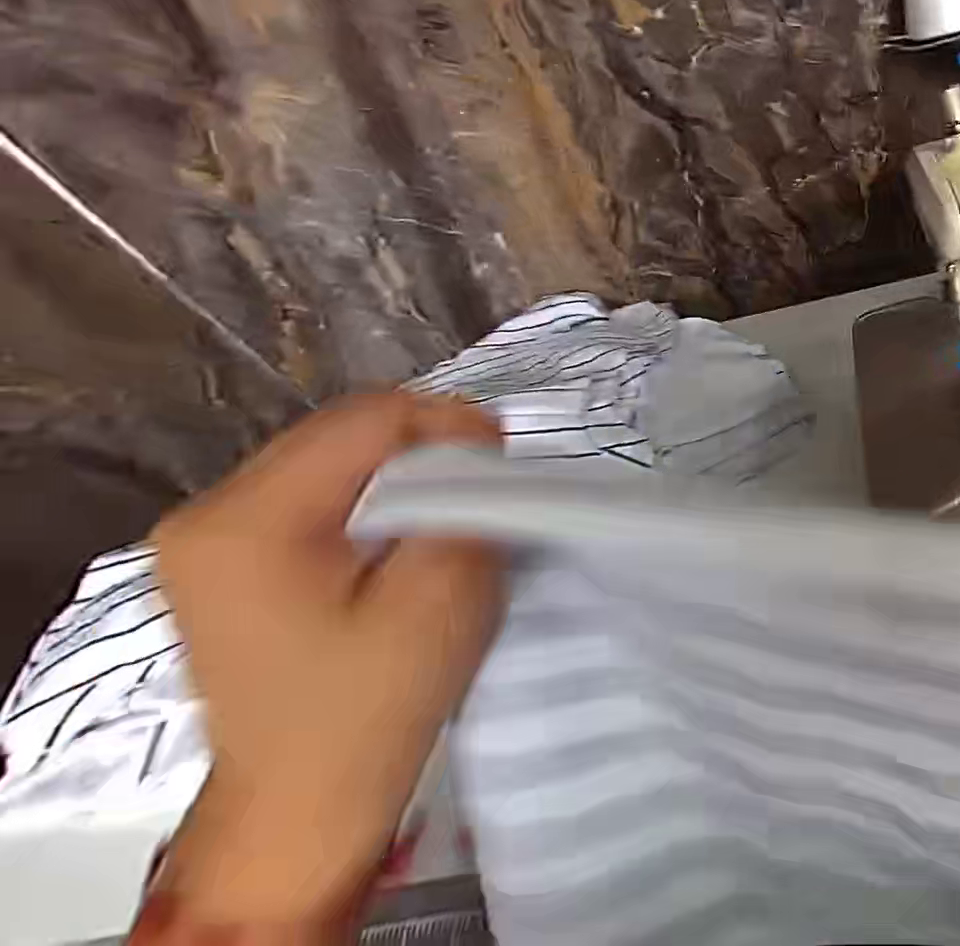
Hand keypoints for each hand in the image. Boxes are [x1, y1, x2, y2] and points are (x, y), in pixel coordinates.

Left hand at [148, 394, 502, 927]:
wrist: (311, 787)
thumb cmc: (379, 695)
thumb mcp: (444, 590)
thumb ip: (464, 503)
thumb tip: (475, 444)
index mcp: (248, 521)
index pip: (371, 417)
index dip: (453, 428)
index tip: (502, 471)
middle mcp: (210, 511)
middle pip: (349, 429)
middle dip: (431, 450)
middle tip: (485, 494)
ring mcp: (214, 533)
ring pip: (341, 453)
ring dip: (410, 473)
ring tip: (452, 516)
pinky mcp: (235, 553)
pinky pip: (326, 487)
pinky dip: (384, 496)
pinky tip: (409, 534)